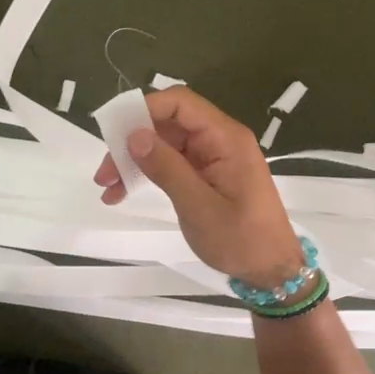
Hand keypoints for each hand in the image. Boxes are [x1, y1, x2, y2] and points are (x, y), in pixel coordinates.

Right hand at [93, 87, 302, 288]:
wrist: (271, 270)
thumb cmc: (241, 240)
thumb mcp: (199, 206)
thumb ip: (166, 168)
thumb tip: (134, 135)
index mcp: (225, 139)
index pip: (180, 103)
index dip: (144, 109)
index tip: (113, 134)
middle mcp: (218, 140)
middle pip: (166, 123)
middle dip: (131, 141)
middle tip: (104, 173)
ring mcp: (212, 157)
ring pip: (163, 144)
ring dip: (133, 161)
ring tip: (107, 187)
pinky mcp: (205, 174)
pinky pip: (170, 163)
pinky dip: (145, 174)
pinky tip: (121, 193)